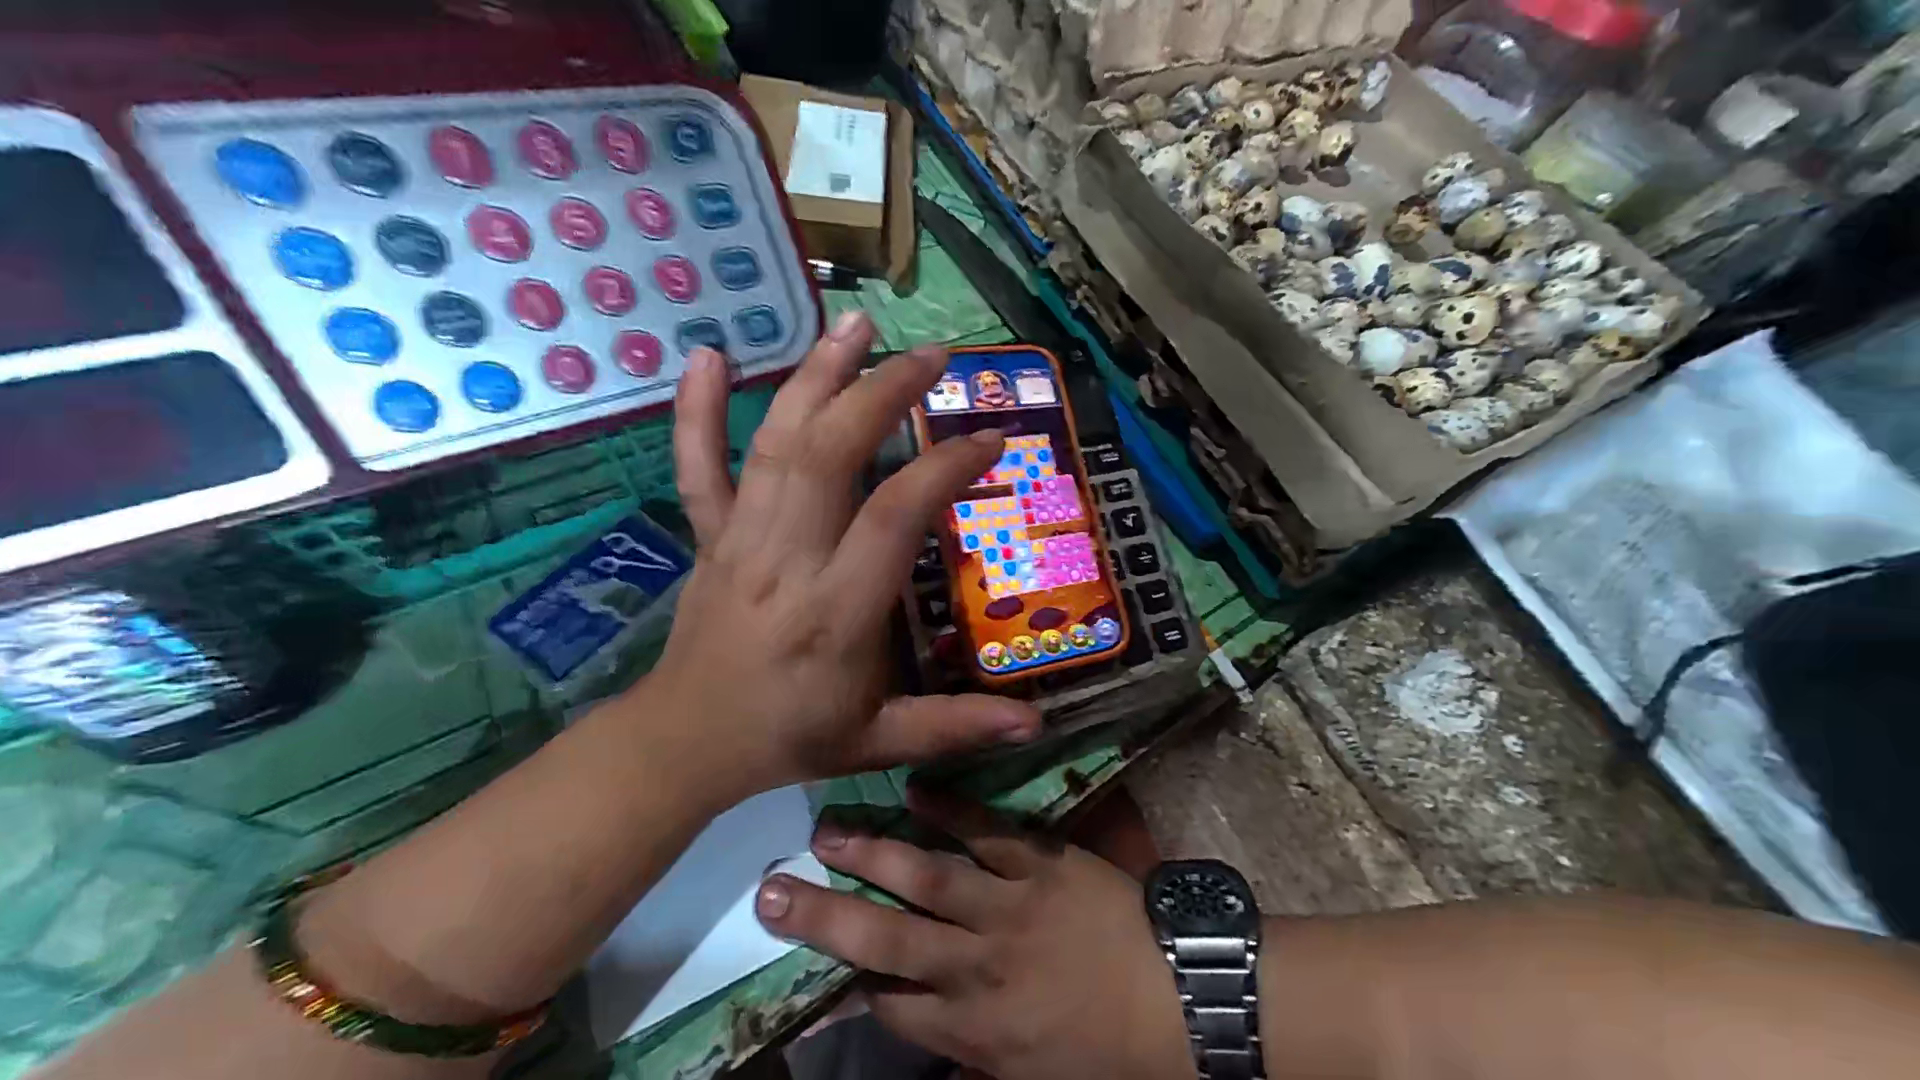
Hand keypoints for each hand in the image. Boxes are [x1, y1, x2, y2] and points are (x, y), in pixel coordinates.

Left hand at [651, 313, 1041, 795]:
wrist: (685, 742)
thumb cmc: (789, 739)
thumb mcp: (878, 744)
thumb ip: (954, 728)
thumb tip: (1036, 726)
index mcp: (834, 613)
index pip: (892, 518)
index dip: (943, 468)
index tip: (990, 437)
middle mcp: (785, 561)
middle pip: (829, 456)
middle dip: (882, 394)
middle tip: (931, 356)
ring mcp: (740, 540)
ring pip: (774, 445)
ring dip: (816, 377)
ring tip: (856, 324)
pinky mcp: (709, 535)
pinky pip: (698, 466)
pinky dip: (699, 410)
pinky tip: (711, 355)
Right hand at [756, 789, 1195, 1079]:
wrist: (1177, 999)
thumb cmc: (1103, 1048)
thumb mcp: (1028, 1073)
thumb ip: (966, 1048)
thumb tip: (911, 1019)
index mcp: (973, 1029)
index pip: (890, 1004)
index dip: (846, 979)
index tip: (806, 954)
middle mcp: (977, 967)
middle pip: (886, 940)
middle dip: (825, 917)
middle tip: (772, 889)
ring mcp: (1008, 908)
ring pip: (927, 878)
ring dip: (874, 854)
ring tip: (826, 831)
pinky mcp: (1041, 863)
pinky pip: (987, 831)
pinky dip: (950, 810)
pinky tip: (914, 788)